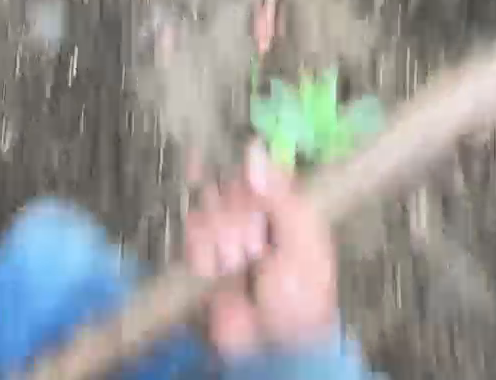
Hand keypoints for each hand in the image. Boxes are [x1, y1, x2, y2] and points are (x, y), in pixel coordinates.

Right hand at [184, 142, 338, 358]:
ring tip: (239, 265)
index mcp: (282, 204)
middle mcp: (253, 210)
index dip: (247, 173)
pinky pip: (192, 231)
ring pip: (207, 205)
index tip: (249, 190)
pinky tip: (219, 269)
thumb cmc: (301, 299)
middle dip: (237, 217)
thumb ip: (280, 194)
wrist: (272, 348)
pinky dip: (204, 252)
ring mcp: (226, 229)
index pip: (255, 166)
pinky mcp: (203, 249)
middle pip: (226, 183)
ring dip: (222, 238)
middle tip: (255, 246)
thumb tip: (254, 148)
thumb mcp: (303, 245)